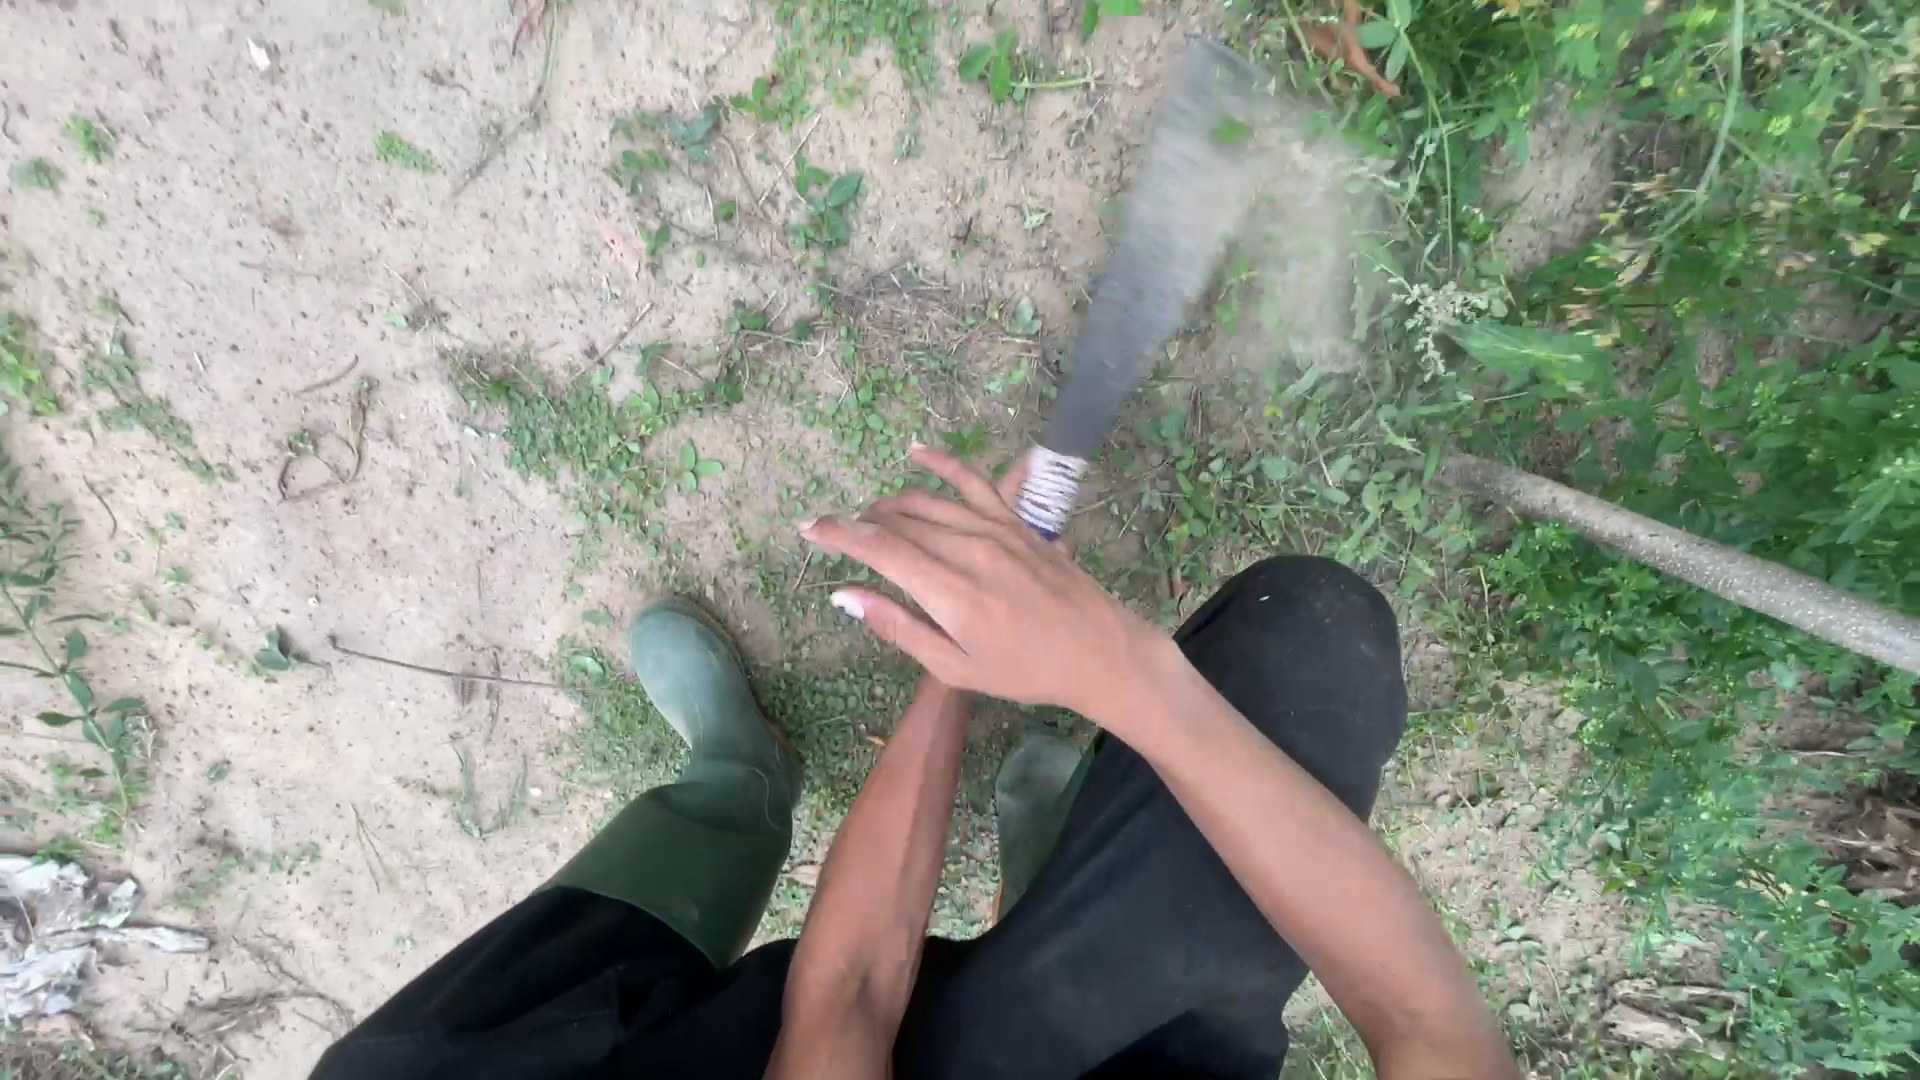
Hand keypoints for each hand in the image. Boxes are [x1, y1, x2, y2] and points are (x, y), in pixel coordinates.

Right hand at [799, 446, 1170, 725]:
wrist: (1096, 650)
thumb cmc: (1024, 670)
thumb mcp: (956, 666)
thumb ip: (898, 627)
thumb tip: (844, 595)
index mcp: (950, 592)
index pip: (880, 550)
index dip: (838, 535)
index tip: (808, 527)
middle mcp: (969, 549)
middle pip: (900, 521)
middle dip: (861, 525)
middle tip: (842, 536)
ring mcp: (996, 528)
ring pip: (928, 501)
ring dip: (891, 504)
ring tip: (871, 516)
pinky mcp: (1017, 520)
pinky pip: (974, 480)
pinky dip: (943, 462)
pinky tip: (917, 452)